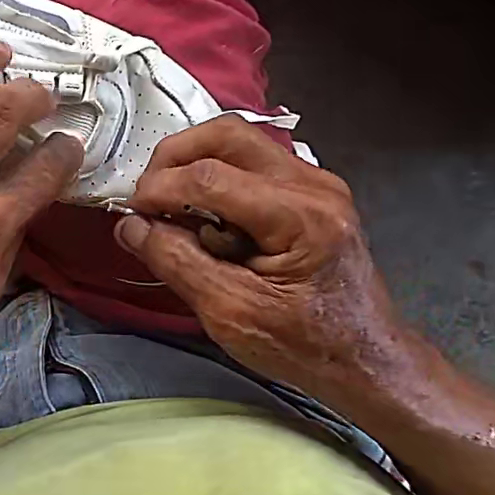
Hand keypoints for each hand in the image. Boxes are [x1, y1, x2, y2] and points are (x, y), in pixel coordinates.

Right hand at [115, 118, 413, 395]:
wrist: (363, 358)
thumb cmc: (304, 346)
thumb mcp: (229, 312)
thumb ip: (176, 262)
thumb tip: (131, 227)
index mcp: (301, 217)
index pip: (211, 177)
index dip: (159, 190)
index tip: (133, 215)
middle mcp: (314, 185)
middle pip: (226, 135)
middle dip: (173, 159)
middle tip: (147, 197)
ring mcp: (316, 182)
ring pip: (238, 140)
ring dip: (193, 164)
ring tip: (172, 207)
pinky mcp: (309, 190)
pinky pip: (251, 162)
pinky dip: (216, 177)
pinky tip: (206, 216)